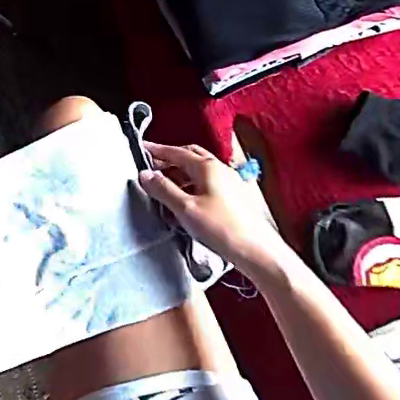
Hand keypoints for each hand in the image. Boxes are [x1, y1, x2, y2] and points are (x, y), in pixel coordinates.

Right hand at [139, 141, 301, 283]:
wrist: (256, 250)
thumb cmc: (222, 228)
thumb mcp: (185, 209)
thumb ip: (163, 189)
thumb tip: (146, 175)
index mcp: (207, 167)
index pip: (177, 152)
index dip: (158, 150)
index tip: (143, 148)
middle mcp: (220, 169)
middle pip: (190, 156)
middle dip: (170, 159)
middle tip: (152, 166)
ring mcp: (230, 181)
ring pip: (200, 170)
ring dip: (181, 173)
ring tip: (165, 185)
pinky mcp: (235, 196)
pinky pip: (209, 182)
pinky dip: (192, 183)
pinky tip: (186, 199)